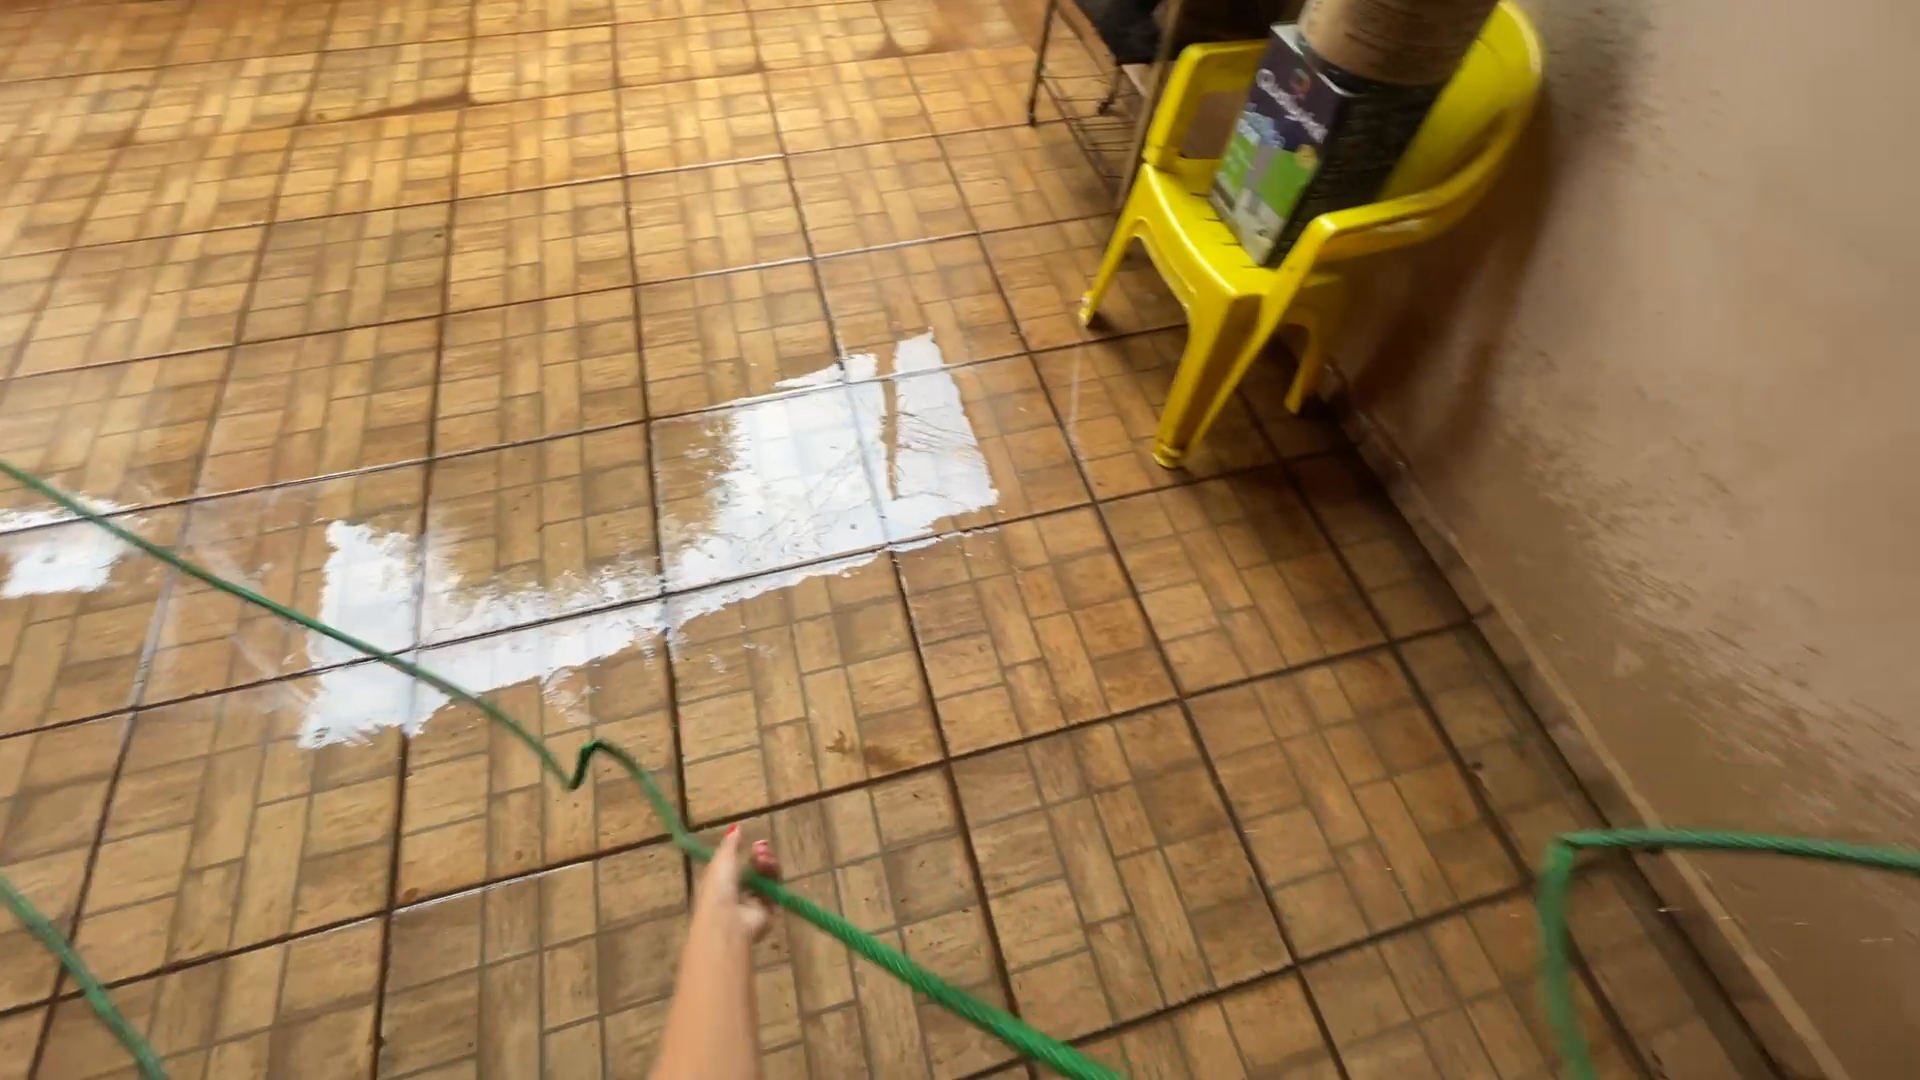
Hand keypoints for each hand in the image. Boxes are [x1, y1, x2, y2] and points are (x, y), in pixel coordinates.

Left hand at [695, 825, 779, 942]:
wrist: (726, 920)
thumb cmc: (717, 888)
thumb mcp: (721, 859)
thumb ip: (731, 843)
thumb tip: (736, 827)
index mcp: (722, 884)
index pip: (738, 865)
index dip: (747, 853)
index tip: (754, 843)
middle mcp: (738, 894)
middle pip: (756, 870)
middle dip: (760, 856)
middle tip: (761, 849)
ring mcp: (753, 904)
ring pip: (768, 879)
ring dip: (768, 864)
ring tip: (764, 859)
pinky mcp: (768, 913)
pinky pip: (776, 891)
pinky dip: (775, 879)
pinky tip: (770, 870)